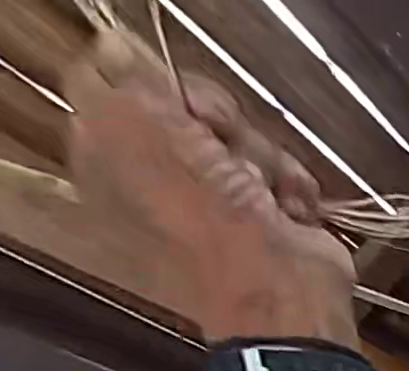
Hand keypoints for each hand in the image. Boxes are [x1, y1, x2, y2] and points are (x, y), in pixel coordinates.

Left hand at [65, 31, 357, 346]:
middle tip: (224, 140)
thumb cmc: (203, 221)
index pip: (123, 83)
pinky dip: (295, 188)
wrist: (279, 291)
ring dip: (264, 161)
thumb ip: (120, 78)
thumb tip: (116, 41)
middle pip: (191, 107)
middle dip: (218, 121)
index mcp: (113, 158)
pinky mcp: (277, 218)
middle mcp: (166, 177)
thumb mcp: (139, 130)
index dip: (150, 79)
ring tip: (267, 194)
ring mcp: (226, 200)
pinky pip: (286, 175)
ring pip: (246, 141)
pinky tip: (293, 210)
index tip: (171, 93)